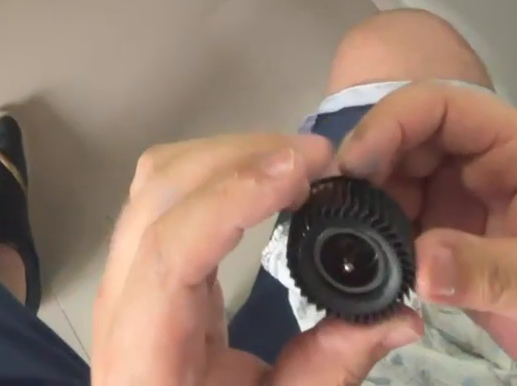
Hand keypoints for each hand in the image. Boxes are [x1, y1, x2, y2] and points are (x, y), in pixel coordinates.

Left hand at [92, 133, 424, 384]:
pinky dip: (215, 167)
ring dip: (227, 153)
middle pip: (160, 191)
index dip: (232, 198)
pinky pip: (166, 189)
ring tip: (296, 160)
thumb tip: (399, 316)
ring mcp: (122, 271)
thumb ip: (326, 369)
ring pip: (158, 177)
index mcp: (142, 351)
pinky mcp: (139, 257)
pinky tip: (263, 175)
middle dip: (238, 157)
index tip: (299, 171)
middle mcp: (117, 298)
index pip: (170, 250)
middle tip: (316, 158)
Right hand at [336, 83, 516, 385]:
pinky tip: (359, 259)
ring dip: (367, 201)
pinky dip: (377, 238)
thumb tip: (416, 263)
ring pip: (397, 181)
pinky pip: (403, 228)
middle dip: (369, 161)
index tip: (355, 162)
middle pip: (408, 139)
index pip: (441, 107)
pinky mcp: (454, 248)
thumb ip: (494, 272)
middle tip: (332, 202)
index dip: (392, 122)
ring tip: (338, 233)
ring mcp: (465, 208)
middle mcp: (482, 166)